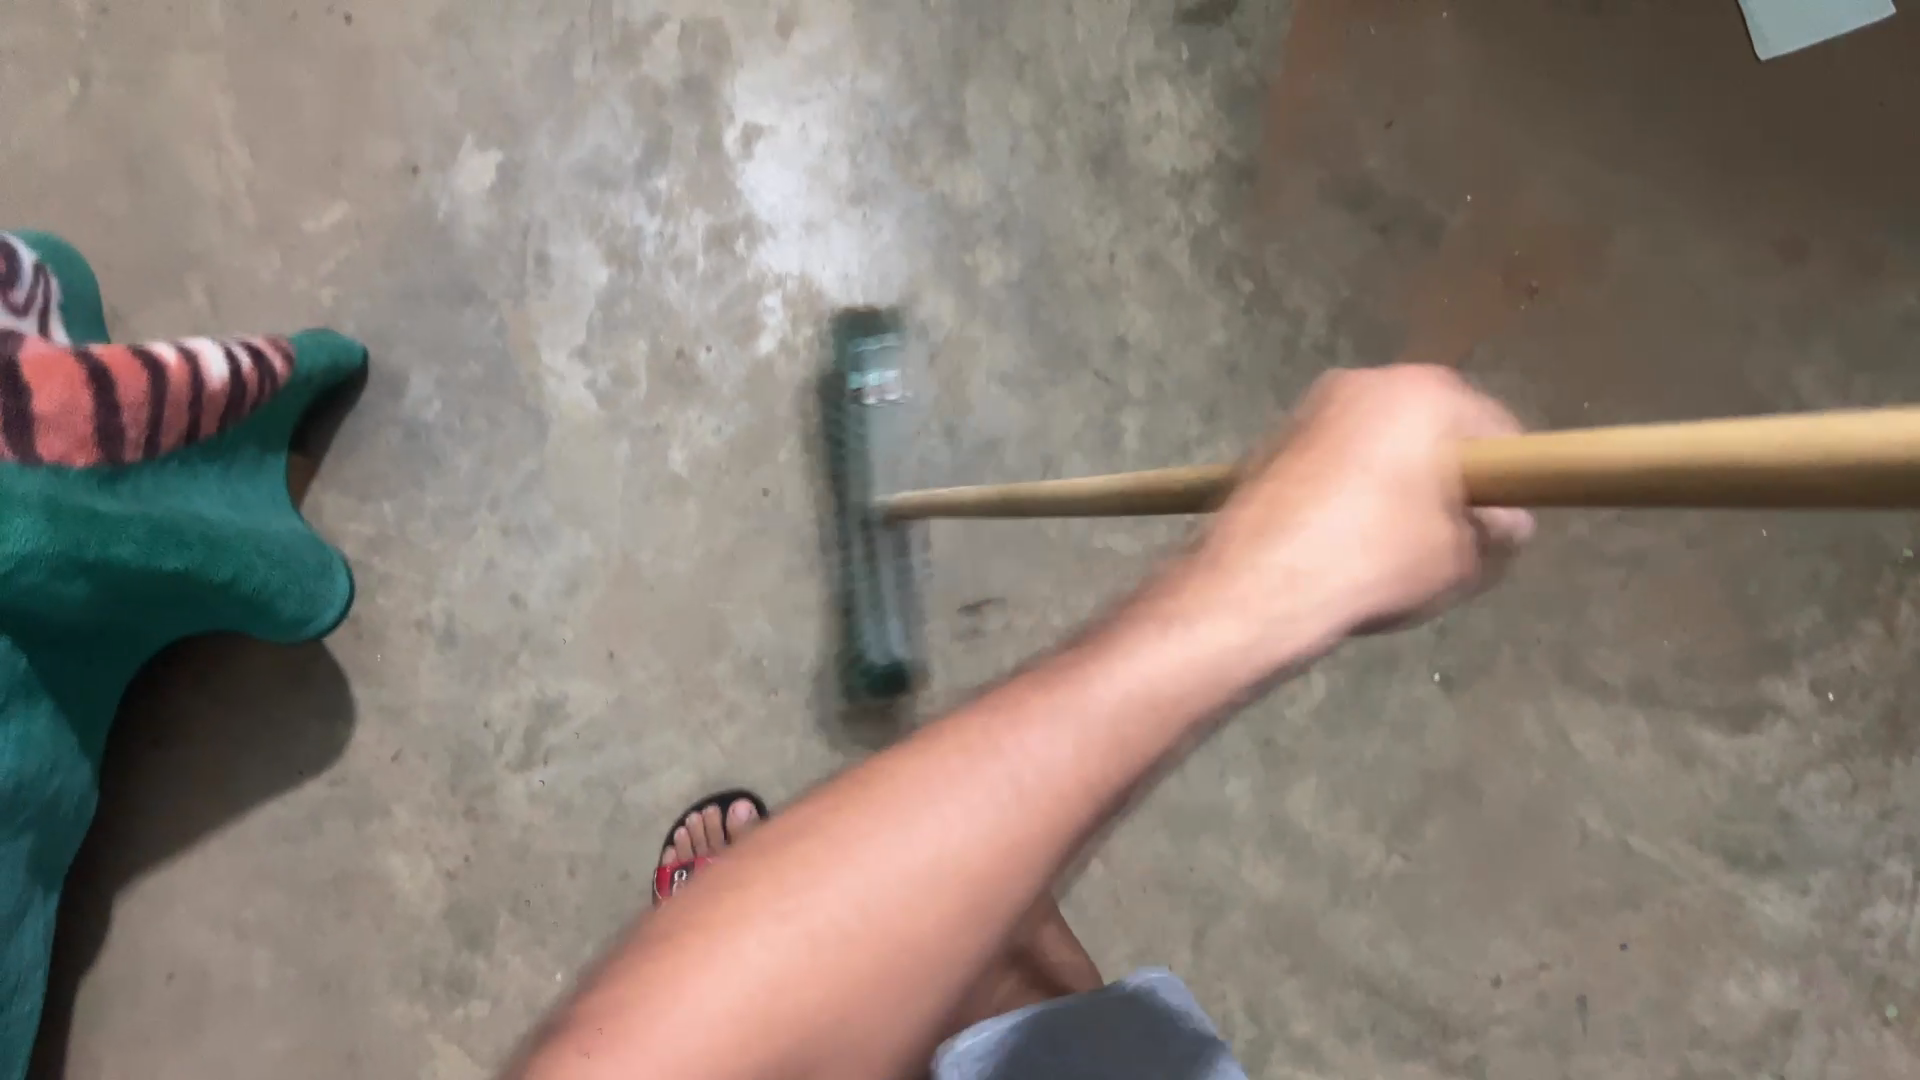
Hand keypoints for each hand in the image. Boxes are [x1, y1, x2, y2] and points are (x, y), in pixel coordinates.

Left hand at [1180, 365, 1532, 661]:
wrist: (1253, 583)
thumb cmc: (1372, 560)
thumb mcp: (1465, 559)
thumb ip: (1499, 530)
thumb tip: (1500, 520)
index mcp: (1422, 391)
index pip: (1494, 432)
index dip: (1504, 483)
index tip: (1494, 523)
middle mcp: (1358, 382)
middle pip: (1425, 431)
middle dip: (1438, 476)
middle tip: (1443, 534)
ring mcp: (1304, 411)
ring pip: (1371, 446)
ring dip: (1386, 482)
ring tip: (1384, 542)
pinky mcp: (1265, 444)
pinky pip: (1326, 463)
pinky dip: (1340, 488)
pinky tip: (1336, 536)